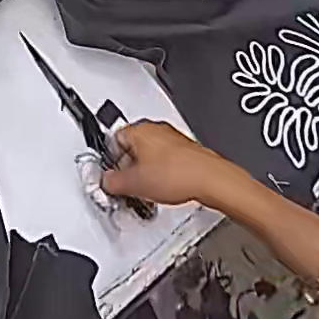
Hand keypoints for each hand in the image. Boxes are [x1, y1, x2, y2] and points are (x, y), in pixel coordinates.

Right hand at [102, 120, 243, 207]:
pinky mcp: (186, 151)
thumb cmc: (179, 174)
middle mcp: (156, 129)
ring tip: (148, 189)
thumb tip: (106, 182)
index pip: (113, 140)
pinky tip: (165, 187)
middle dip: (128, 167)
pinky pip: (166, 160)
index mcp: (139, 130)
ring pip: (150, 153)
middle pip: (131, 146)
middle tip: (128, 184)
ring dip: (146, 170)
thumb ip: (113, 182)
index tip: (111, 175)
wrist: (211, 180)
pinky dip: (163, 172)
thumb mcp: (134, 184)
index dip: (110, 160)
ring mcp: (173, 139)